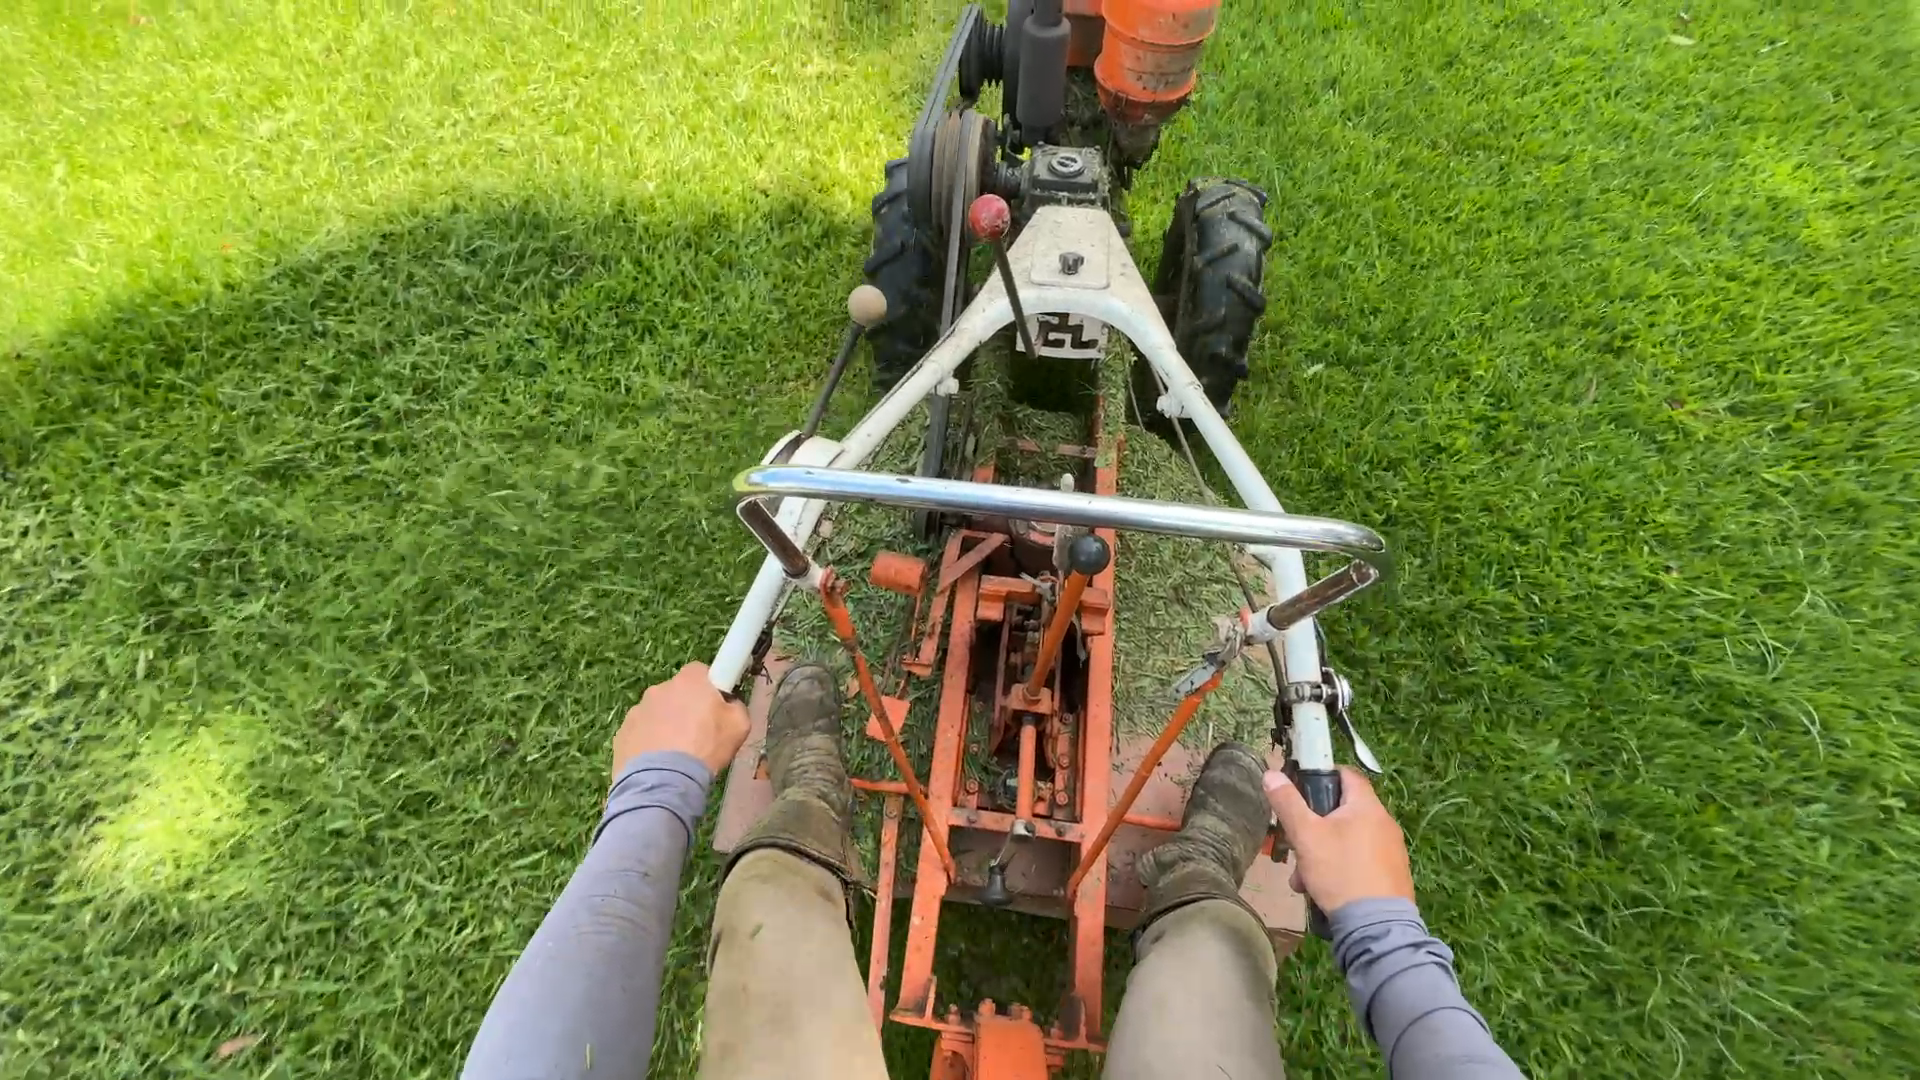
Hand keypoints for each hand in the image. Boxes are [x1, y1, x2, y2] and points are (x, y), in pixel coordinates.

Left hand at [612, 662, 750, 780]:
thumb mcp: (740, 725)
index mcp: (690, 680)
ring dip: (665, 725)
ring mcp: (637, 710)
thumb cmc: (707, 748)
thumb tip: (728, 705)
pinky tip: (659, 762)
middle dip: (686, 706)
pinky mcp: (622, 733)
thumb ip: (736, 706)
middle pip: (677, 692)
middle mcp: (660, 688)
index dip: (709, 687)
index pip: (700, 671)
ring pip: (657, 712)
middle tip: (698, 733)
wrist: (664, 782)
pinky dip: (649, 742)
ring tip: (676, 753)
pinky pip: (641, 732)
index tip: (713, 706)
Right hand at [1264, 766, 1415, 912]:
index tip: (1299, 788)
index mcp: (1367, 807)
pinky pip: (1357, 860)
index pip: (1346, 773)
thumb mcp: (1305, 835)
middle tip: (1294, 841)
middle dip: (1311, 825)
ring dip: (1319, 851)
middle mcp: (1383, 824)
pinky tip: (1319, 889)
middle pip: (1340, 810)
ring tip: (1302, 876)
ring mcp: (1390, 852)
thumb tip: (1271, 774)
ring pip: (1345, 838)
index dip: (1321, 774)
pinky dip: (1337, 867)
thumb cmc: (1340, 872)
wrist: (1377, 929)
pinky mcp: (1390, 876)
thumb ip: (1287, 802)